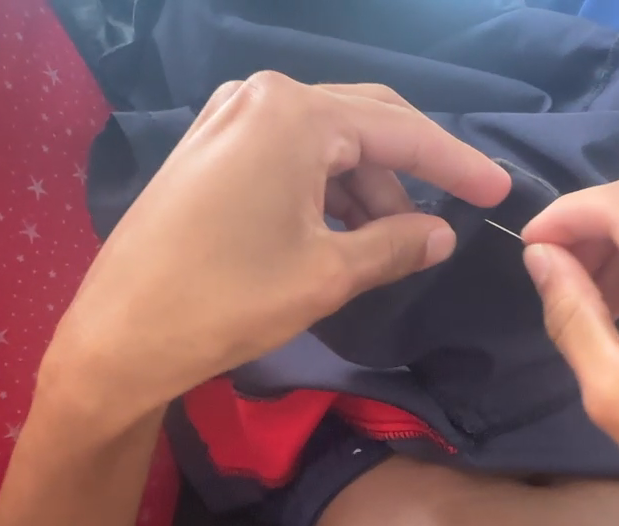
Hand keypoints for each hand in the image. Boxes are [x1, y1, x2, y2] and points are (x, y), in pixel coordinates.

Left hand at [42, 73, 510, 426]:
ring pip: (323, 148)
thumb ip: (393, 246)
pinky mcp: (208, 154)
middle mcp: (259, 98)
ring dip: (363, 192)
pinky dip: (322, 195)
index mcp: (294, 115)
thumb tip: (442, 235)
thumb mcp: (327, 275)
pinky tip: (337, 236)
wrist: (123, 334)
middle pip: (361, 126)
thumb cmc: (229, 301)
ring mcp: (227, 122)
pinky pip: (287, 161)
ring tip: (385, 247)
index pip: (400, 130)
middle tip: (445, 219)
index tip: (495, 191)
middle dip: (409, 174)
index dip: (455, 163)